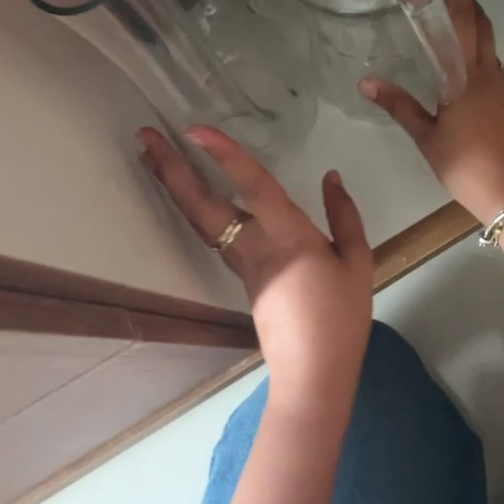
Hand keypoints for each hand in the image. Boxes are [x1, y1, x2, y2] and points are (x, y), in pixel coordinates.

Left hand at [140, 126, 373, 399]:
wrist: (314, 373)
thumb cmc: (341, 316)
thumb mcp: (358, 262)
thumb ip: (345, 216)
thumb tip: (332, 178)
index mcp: (289, 237)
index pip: (254, 186)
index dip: (226, 155)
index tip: (197, 130)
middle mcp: (256, 247)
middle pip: (204, 206)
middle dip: (172, 170)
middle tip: (145, 137)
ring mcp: (243, 265)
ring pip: (202, 220)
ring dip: (175, 186)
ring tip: (154, 156)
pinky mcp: (242, 278)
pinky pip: (213, 235)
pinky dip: (195, 208)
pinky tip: (194, 195)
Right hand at [361, 0, 503, 223]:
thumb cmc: (466, 165)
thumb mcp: (428, 138)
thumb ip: (400, 107)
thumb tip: (366, 82)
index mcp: (467, 77)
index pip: (463, 23)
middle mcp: (490, 75)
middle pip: (483, 28)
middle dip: (471, 2)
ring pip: (491, 46)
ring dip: (478, 24)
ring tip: (458, 14)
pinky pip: (494, 67)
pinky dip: (482, 51)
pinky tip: (469, 62)